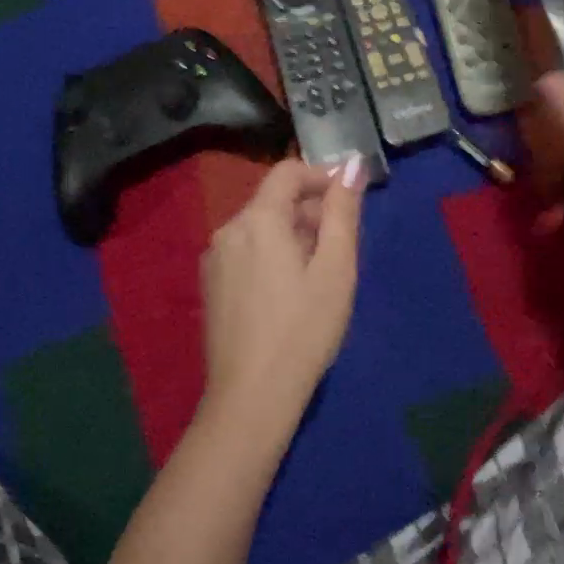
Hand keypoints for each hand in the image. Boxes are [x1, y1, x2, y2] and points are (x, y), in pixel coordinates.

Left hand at [200, 156, 365, 418]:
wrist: (251, 398)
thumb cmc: (304, 329)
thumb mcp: (336, 268)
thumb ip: (342, 211)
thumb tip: (351, 165)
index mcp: (257, 219)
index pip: (288, 172)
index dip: (322, 176)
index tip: (350, 201)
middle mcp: (228, 230)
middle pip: (273, 200)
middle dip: (310, 211)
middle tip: (343, 246)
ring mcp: (214, 260)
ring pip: (260, 228)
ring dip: (293, 235)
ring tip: (320, 273)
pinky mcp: (211, 287)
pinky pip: (247, 252)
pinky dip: (272, 255)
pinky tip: (291, 292)